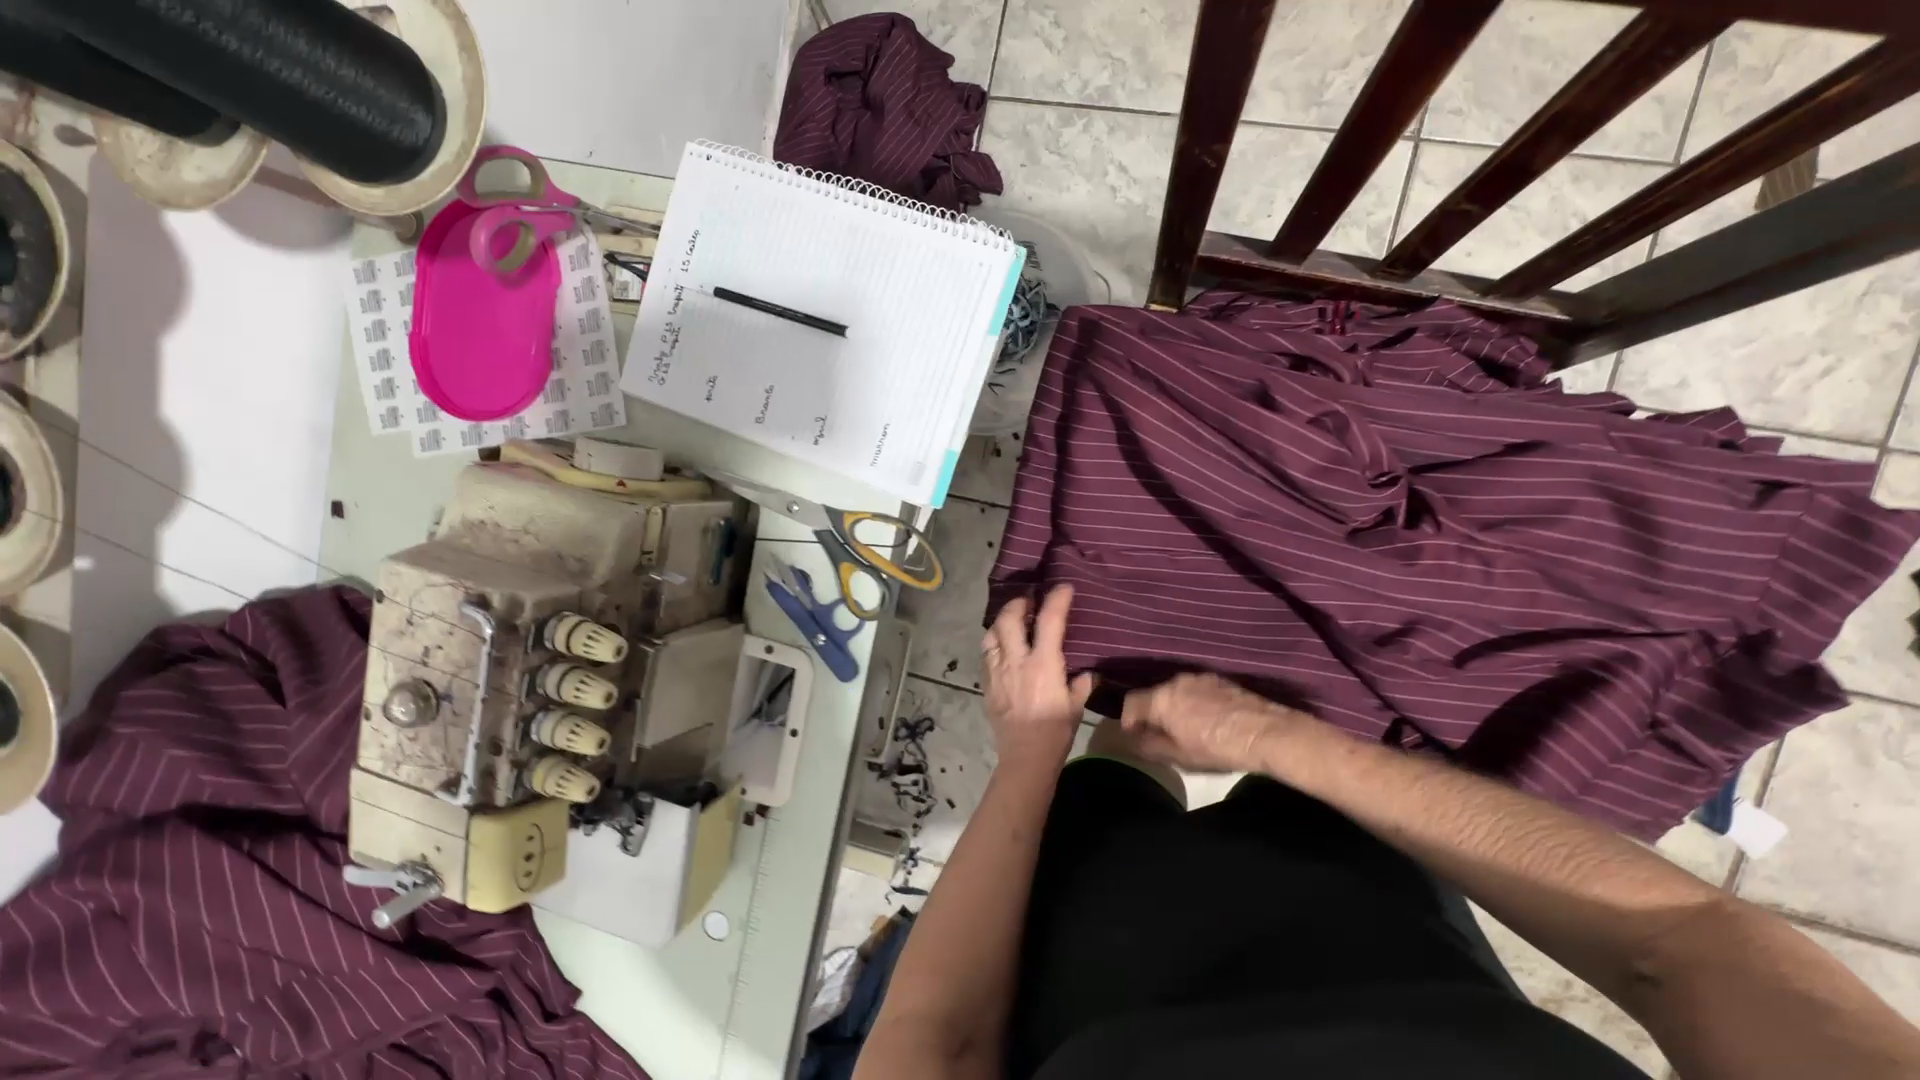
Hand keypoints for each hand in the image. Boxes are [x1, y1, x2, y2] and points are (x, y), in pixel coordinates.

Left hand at [982, 585, 1094, 769]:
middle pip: (1009, 618)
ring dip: (1002, 622)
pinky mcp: (987, 684)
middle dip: (1018, 603)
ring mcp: (997, 671)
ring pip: (992, 634)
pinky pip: (986, 655)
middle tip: (1029, 600)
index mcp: (1044, 664)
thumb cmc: (1056, 731)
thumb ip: (1081, 684)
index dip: (1057, 599)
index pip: (1050, 620)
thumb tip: (1087, 673)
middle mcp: (1017, 661)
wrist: (1025, 757)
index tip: (1063, 587)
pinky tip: (1002, 648)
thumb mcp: (1076, 705)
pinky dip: (994, 644)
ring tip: (1012, 621)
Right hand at [1120, 673, 1312, 773]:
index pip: (1131, 702)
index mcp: (1161, 698)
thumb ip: (1151, 746)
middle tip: (1164, 736)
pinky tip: (1210, 721)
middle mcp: (1177, 681)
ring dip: (1176, 707)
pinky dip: (1195, 703)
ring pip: (1177, 691)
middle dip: (1154, 714)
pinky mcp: (1221, 680)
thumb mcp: (1179, 756)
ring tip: (1189, 729)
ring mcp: (1201, 677)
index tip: (1137, 737)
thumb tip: (1135, 741)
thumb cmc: (1217, 748)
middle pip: (1155, 695)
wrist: (1266, 733)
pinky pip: (1197, 690)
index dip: (1129, 721)